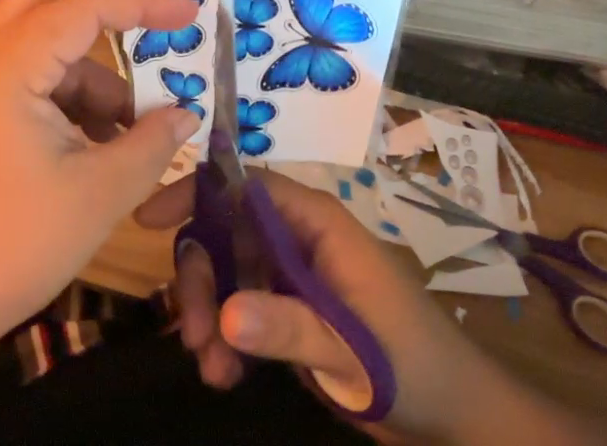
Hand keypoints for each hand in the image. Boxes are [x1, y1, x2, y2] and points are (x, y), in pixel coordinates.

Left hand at [0, 0, 202, 332]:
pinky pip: (35, 71)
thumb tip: (188, 113)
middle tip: (158, 6)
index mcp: (10, 62)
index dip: (145, 4)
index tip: (193, 12)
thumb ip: (154, 141)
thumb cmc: (20, 241)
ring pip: (46, 36)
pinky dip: (73, 90)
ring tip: (138, 123)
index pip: (88, 6)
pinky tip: (104, 139)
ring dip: (96, 64)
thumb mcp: (103, 190)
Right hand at [135, 171, 520, 442]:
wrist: (456, 420)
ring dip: (209, 316)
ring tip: (210, 369)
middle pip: (225, 234)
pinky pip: (240, 308)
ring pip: (227, 273)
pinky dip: (226, 338)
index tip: (150, 221)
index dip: (195, 193)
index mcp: (317, 224)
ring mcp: (293, 277)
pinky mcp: (291, 313)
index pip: (243, 187)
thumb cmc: (413, 368)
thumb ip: (288, 327)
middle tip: (192, 336)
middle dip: (201, 281)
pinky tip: (225, 376)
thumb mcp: (350, 350)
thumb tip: (222, 313)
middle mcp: (299, 240)